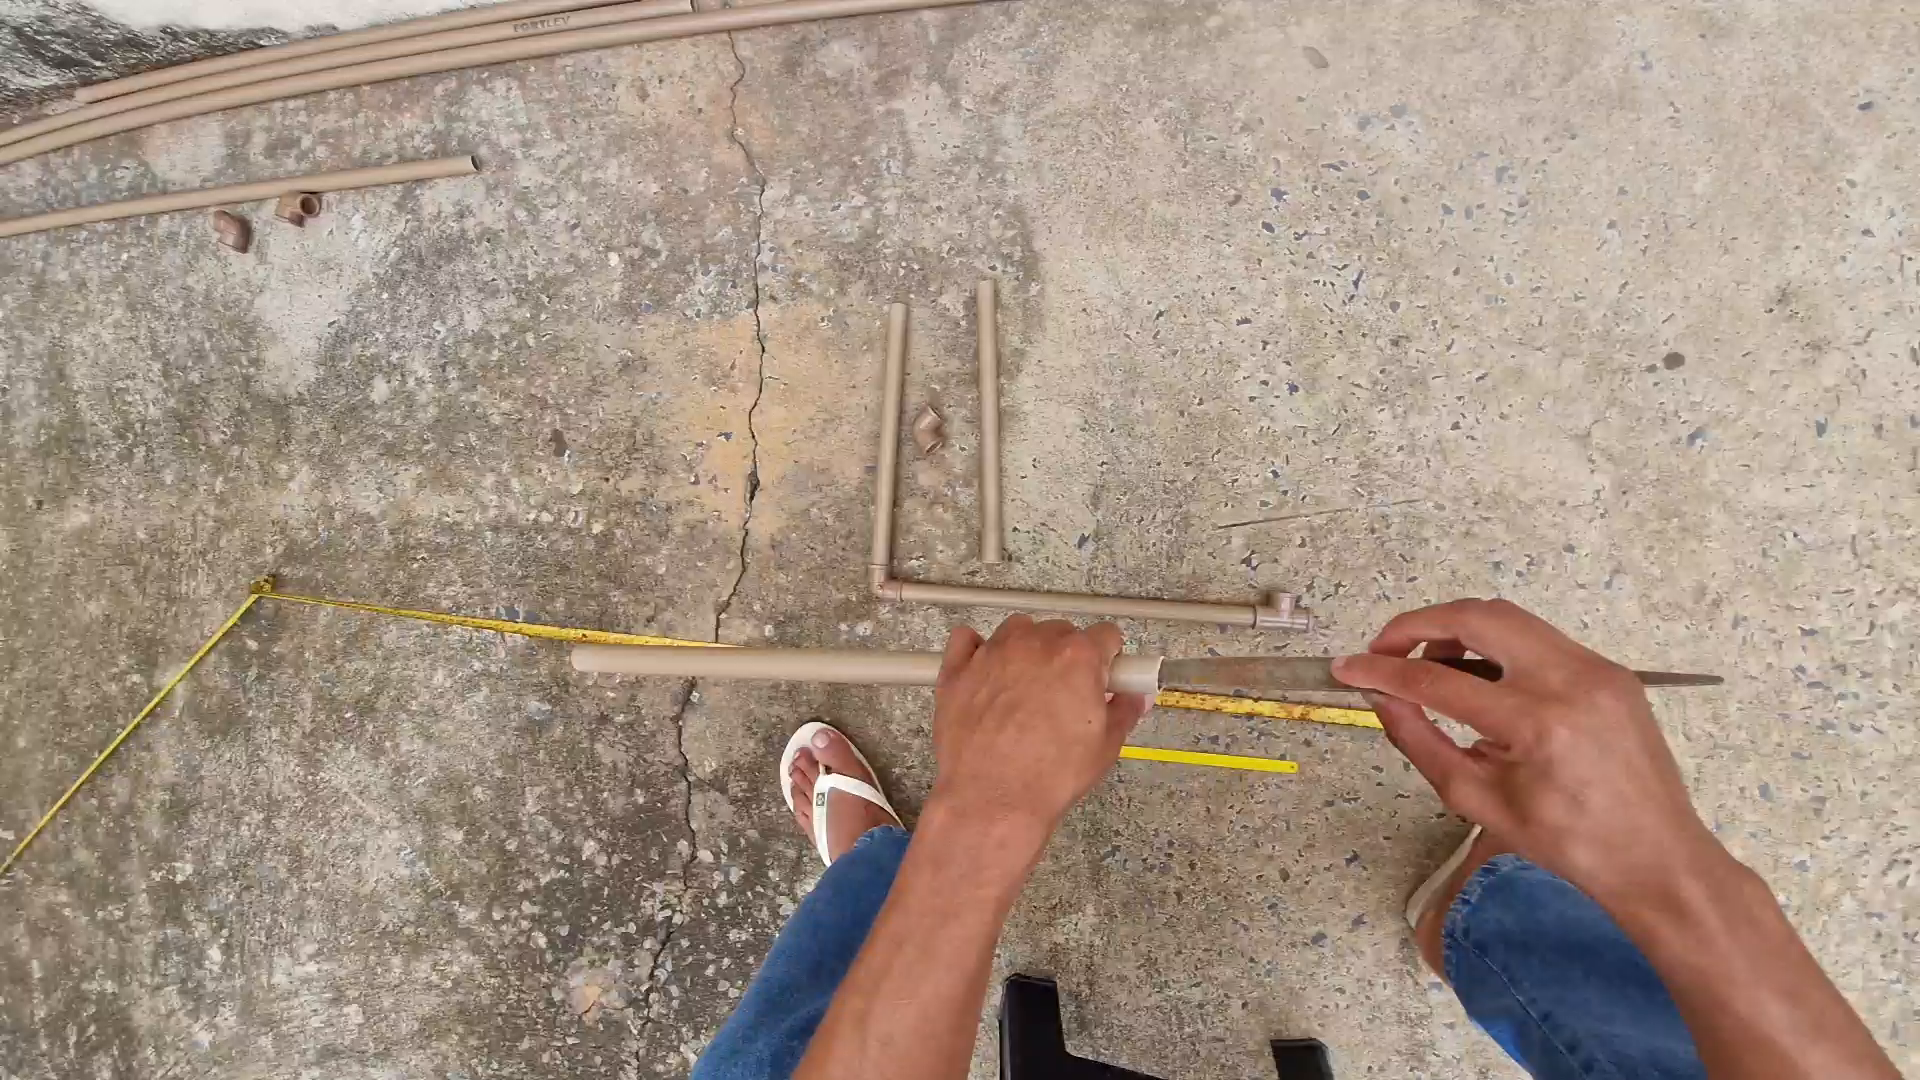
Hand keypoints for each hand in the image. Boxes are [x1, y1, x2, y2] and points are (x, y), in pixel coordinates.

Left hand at [928, 616, 1150, 846]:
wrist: (992, 798)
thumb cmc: (1048, 776)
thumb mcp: (1105, 747)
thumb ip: (1123, 711)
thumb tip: (1133, 697)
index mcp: (1077, 657)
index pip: (1105, 635)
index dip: (1108, 657)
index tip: (1104, 673)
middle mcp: (1034, 644)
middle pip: (1060, 631)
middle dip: (1067, 655)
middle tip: (1065, 692)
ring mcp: (992, 652)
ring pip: (1017, 629)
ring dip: (1026, 648)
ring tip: (1025, 686)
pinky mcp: (958, 668)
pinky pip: (967, 639)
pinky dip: (976, 649)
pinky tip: (985, 672)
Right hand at [1331, 599, 1731, 905]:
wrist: (1661, 860)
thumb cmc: (1564, 841)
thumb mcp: (1473, 798)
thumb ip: (1416, 738)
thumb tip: (1378, 695)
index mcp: (1538, 723)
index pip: (1437, 680)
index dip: (1381, 671)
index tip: (1345, 668)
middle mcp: (1572, 680)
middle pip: (1475, 616)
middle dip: (1414, 625)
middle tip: (1382, 649)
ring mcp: (1597, 668)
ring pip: (1503, 616)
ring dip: (1450, 628)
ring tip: (1421, 661)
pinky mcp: (1606, 669)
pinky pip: (1530, 635)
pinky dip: (1486, 641)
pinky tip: (1468, 672)